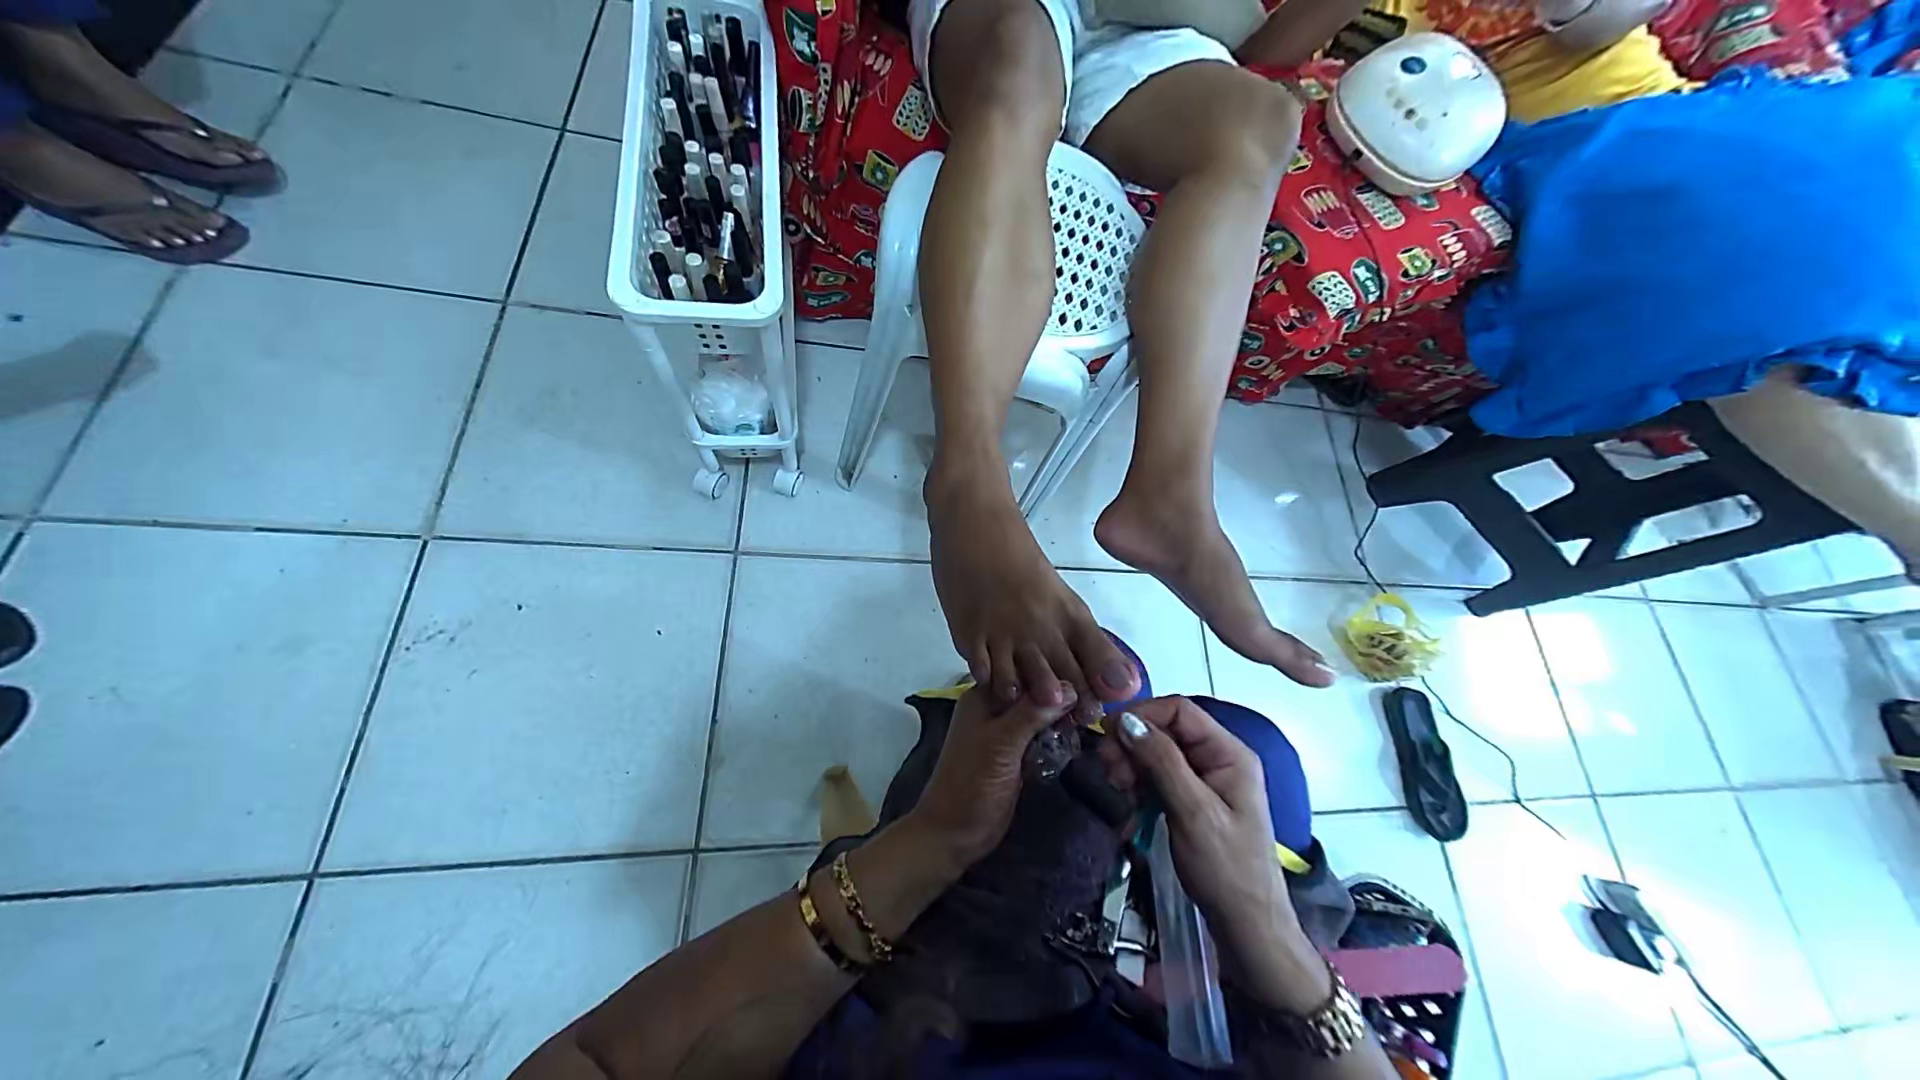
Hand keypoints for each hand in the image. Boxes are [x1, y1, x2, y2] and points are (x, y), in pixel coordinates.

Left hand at [906, 684, 1078, 868]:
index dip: (1054, 675)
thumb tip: (1071, 687)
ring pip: (1042, 716)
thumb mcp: (1001, 744)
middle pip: (1036, 693)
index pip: (1024, 672)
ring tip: (1087, 725)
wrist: (955, 835)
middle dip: (1062, 700)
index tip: (1087, 680)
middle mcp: (996, 708)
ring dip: (1063, 721)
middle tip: (1093, 708)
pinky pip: (1043, 738)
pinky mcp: (1018, 755)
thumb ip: (1032, 714)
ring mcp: (1007, 733)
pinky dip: (1057, 740)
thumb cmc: (971, 784)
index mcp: (984, 696)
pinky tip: (1075, 742)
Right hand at [1107, 697, 1292, 946]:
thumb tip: (1127, 721)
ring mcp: (1205, 779)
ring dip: (1131, 765)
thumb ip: (1162, 762)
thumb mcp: (1193, 812)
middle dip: (1132, 744)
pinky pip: (1157, 776)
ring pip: (1156, 752)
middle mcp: (1218, 758)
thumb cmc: (1226, 869)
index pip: (1180, 710)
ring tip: (1116, 789)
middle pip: (1165, 730)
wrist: (1247, 927)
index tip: (1108, 735)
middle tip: (1108, 769)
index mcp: (1229, 753)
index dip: (1142, 716)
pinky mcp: (1191, 799)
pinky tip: (1127, 802)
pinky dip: (1138, 784)